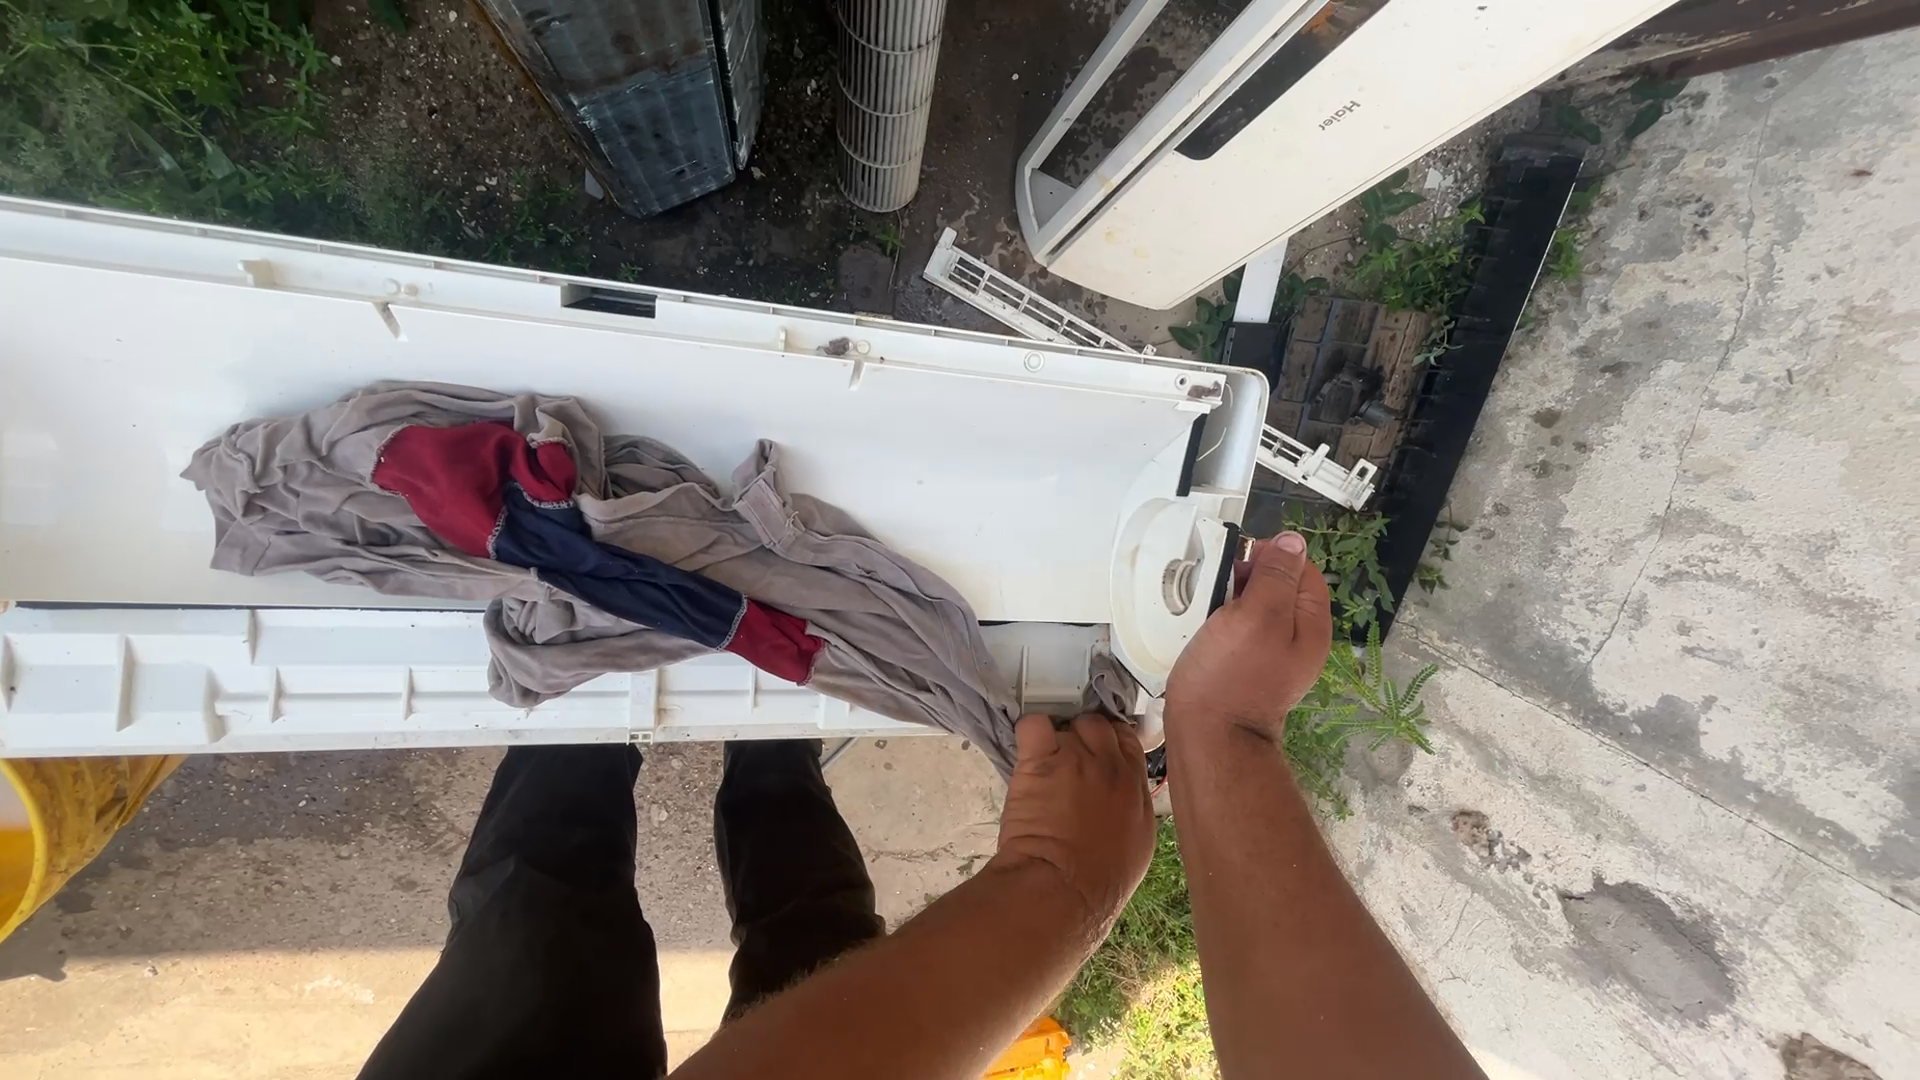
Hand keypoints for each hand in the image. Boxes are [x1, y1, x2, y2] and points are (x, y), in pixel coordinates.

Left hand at [992, 713, 1154, 934]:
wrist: (1064, 890)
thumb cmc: (1099, 882)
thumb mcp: (1135, 844)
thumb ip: (1130, 807)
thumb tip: (1119, 794)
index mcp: (1135, 787)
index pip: (1127, 740)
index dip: (1109, 742)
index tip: (1095, 753)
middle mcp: (1109, 765)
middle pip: (1098, 725)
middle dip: (1083, 735)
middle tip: (1066, 758)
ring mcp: (1075, 759)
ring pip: (1067, 725)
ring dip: (1055, 742)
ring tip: (1042, 766)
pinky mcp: (1040, 761)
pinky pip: (1033, 725)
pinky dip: (1029, 732)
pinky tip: (1026, 752)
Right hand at [1164, 531, 1332, 743]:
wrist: (1209, 734)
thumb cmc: (1232, 673)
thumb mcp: (1257, 615)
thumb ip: (1276, 576)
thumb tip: (1292, 541)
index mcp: (1310, 624)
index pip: (1300, 569)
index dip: (1270, 557)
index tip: (1237, 563)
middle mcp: (1294, 638)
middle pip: (1274, 587)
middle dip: (1244, 579)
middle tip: (1216, 589)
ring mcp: (1267, 654)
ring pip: (1249, 607)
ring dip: (1225, 599)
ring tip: (1202, 607)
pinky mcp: (1240, 665)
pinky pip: (1233, 630)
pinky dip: (1215, 621)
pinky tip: (1198, 627)